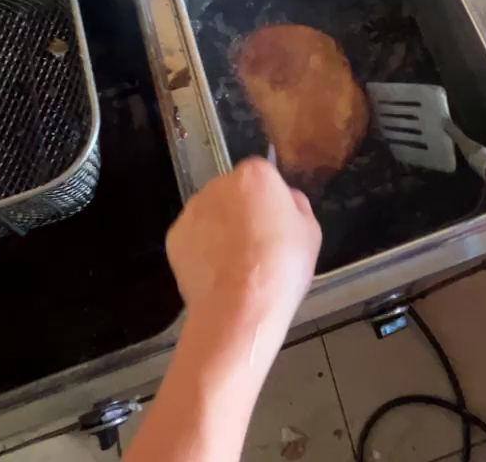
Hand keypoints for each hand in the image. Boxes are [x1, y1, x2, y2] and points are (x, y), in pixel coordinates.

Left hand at [166, 156, 320, 336]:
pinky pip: (193, 237)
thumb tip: (287, 200)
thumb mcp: (311, 233)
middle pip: (233, 191)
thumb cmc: (282, 267)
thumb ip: (297, 206)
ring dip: (220, 229)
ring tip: (234, 265)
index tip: (275, 224)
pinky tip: (215, 275)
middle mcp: (219, 183)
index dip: (270, 200)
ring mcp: (192, 209)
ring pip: (211, 213)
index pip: (262, 176)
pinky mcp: (174, 237)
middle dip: (242, 210)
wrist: (240, 311)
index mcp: (255, 175)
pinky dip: (201, 250)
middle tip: (256, 245)